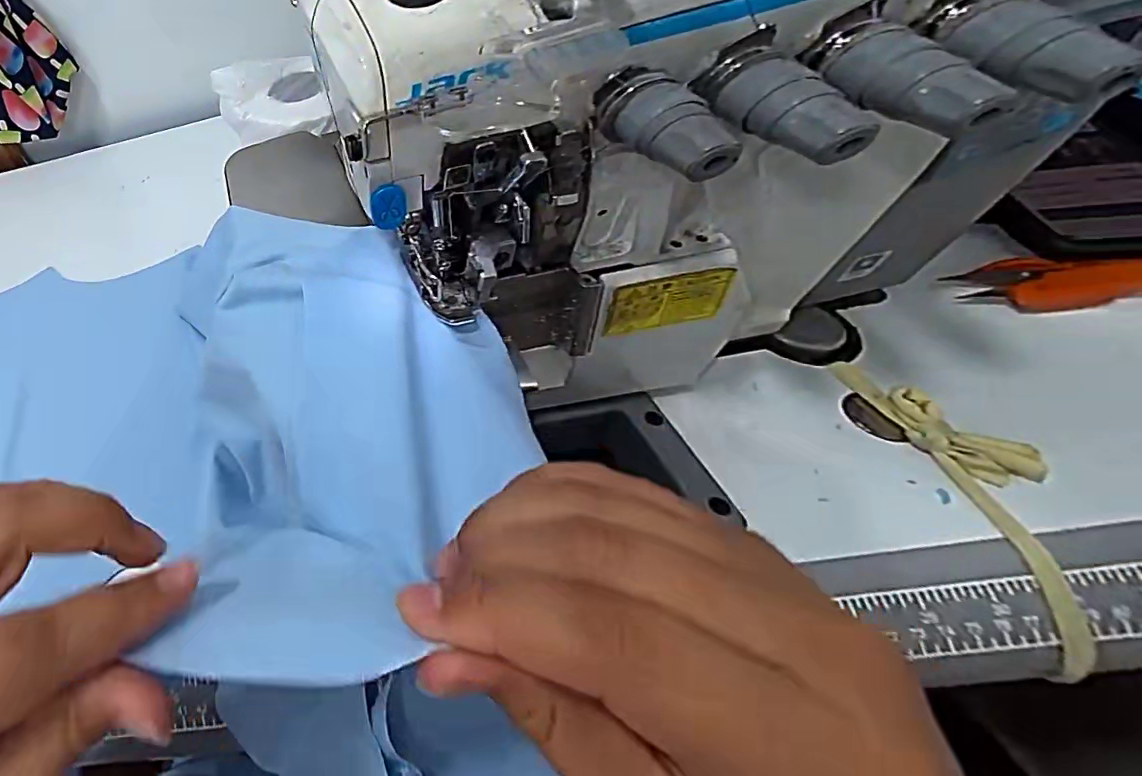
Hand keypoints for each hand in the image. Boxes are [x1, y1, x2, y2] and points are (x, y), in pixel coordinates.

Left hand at [0, 481, 197, 775]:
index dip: (124, 607)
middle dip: (90, 514)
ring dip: (65, 511)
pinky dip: (34, 527)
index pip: (41, 636)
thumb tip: (153, 692)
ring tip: (118, 543)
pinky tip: (65, 553)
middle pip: (6, 520)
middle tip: (147, 546)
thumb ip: (62, 736)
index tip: (184, 579)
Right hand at [398, 463, 957, 775]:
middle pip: (605, 552)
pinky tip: (514, 525)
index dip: (503, 615)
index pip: (616, 637)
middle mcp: (800, 628)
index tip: (421, 615)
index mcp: (800, 733)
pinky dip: (549, 494)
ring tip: (467, 559)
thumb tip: (442, 655)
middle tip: (438, 588)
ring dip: (512, 518)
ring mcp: (775, 569)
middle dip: (496, 560)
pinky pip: (626, 489)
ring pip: (608, 503)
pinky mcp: (740, 538)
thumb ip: (552, 720)